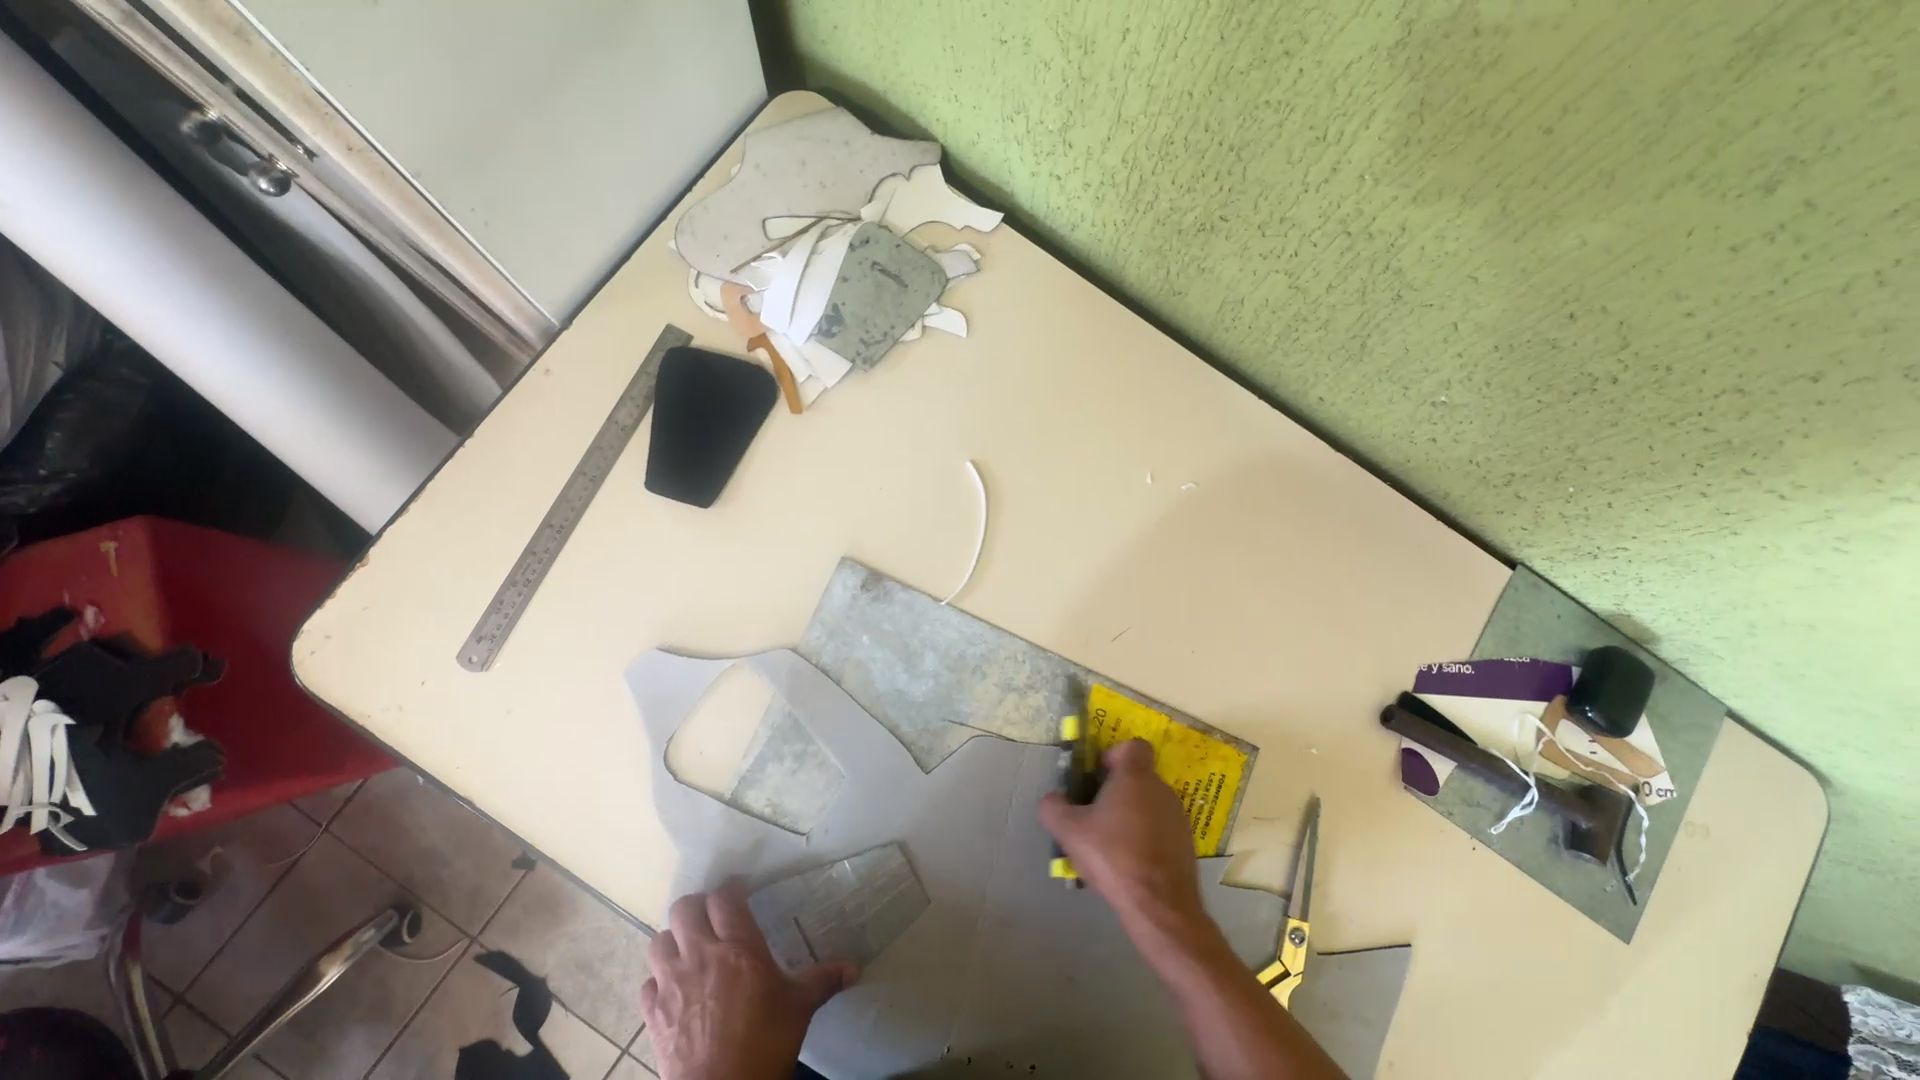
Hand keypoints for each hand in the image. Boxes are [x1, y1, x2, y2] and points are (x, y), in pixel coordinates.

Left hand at [640, 882, 858, 1079]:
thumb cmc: (765, 1045)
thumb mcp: (799, 1008)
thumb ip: (823, 981)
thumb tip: (854, 968)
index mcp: (739, 948)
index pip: (726, 897)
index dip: (731, 887)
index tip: (740, 888)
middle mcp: (700, 955)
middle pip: (685, 907)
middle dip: (698, 905)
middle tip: (714, 915)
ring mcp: (671, 982)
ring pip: (659, 939)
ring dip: (674, 938)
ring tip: (690, 947)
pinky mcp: (652, 1012)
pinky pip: (647, 981)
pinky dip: (658, 978)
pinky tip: (673, 988)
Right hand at [1038, 739, 1205, 933]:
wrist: (1159, 904)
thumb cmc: (1113, 856)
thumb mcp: (1068, 831)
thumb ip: (1053, 807)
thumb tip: (1054, 798)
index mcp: (1136, 777)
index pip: (1133, 746)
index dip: (1113, 755)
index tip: (1097, 776)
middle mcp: (1161, 789)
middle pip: (1137, 777)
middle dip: (1114, 791)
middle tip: (1093, 817)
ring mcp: (1178, 817)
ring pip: (1148, 805)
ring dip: (1129, 816)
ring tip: (1109, 846)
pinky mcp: (1185, 843)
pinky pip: (1160, 829)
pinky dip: (1144, 838)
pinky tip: (1129, 864)